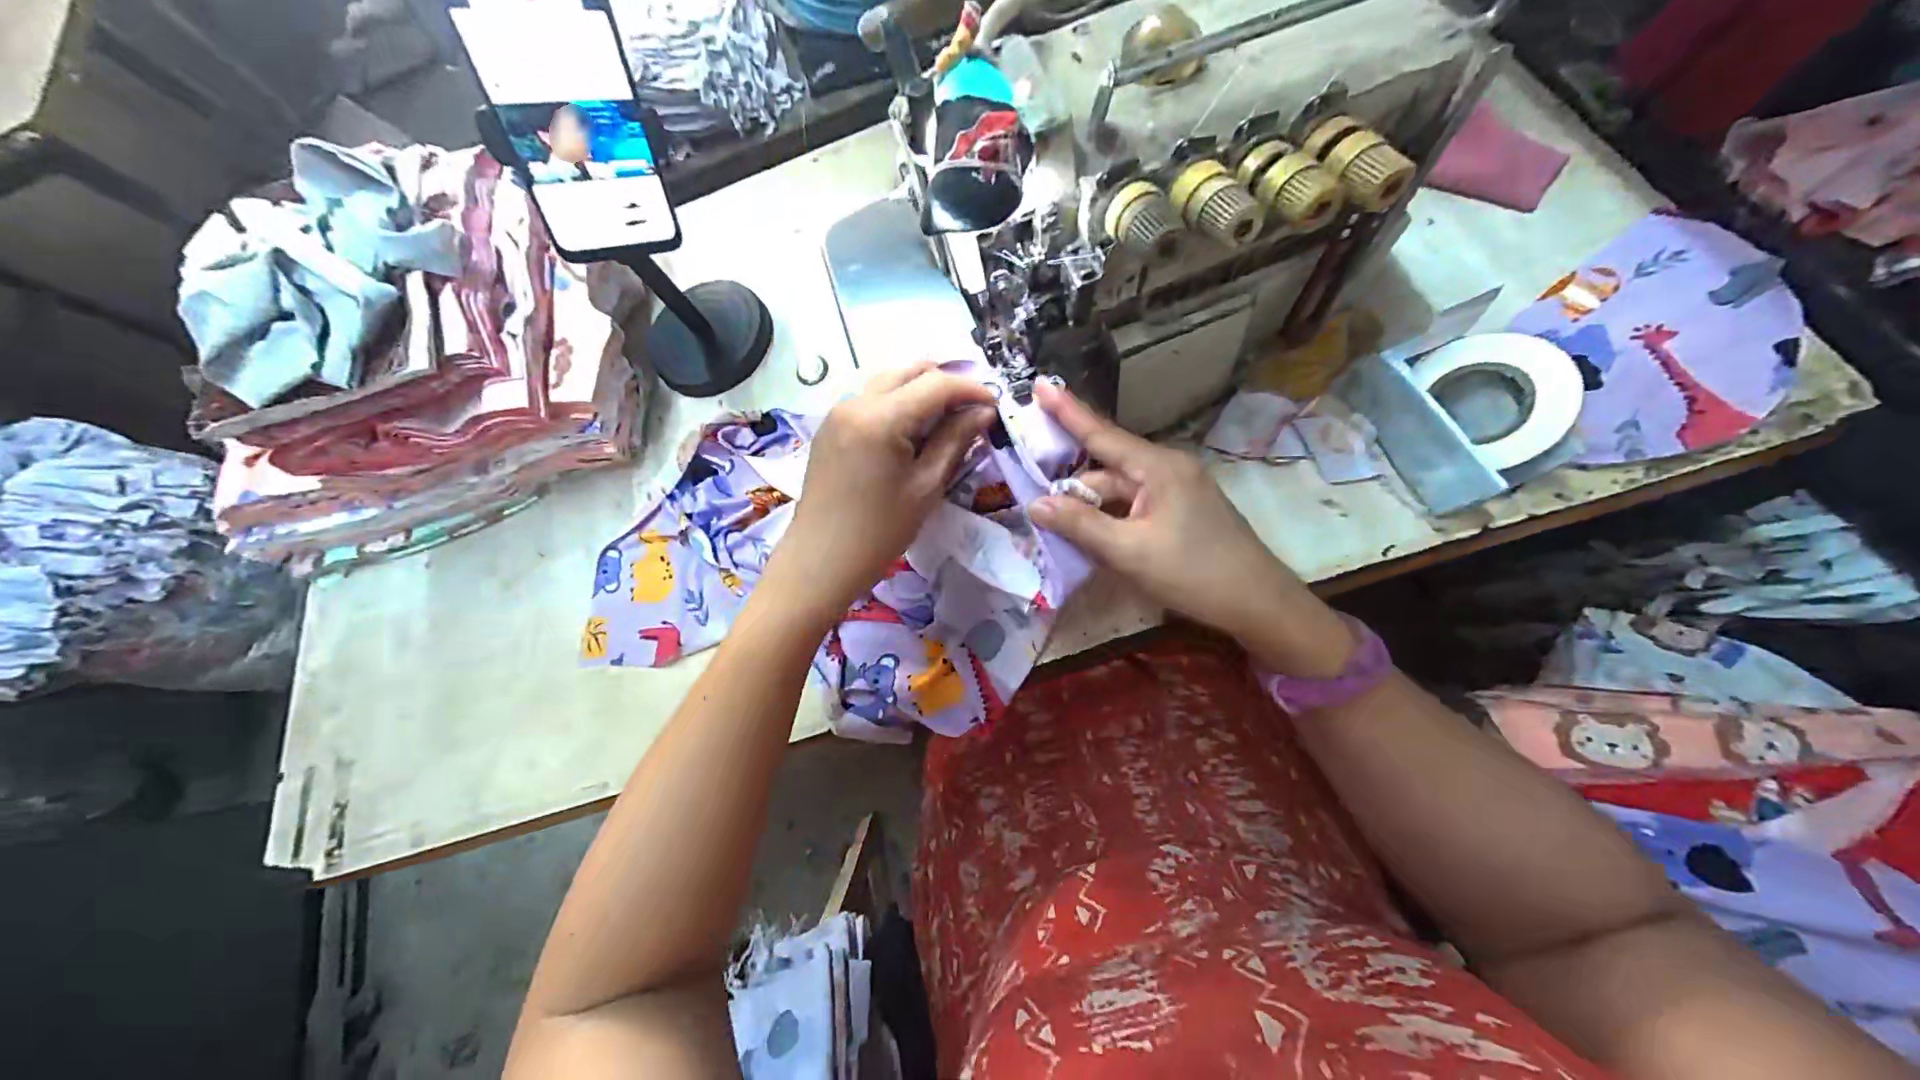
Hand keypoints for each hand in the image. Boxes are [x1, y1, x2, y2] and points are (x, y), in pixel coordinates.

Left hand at [758, 362, 995, 626]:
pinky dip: (898, 404)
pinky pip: (871, 400)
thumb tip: (983, 411)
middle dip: (946, 384)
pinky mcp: (830, 427)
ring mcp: (838, 413)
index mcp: (881, 418)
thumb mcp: (926, 486)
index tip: (995, 405)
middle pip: (910, 372)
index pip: (936, 384)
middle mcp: (856, 403)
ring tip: (946, 422)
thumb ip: (956, 440)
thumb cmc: (879, 531)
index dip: (971, 389)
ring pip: (889, 382)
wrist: (821, 560)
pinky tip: (913, 433)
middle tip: (972, 410)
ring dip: (921, 392)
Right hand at [1027, 382, 1356, 676]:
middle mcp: (1168, 468)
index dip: (1066, 411)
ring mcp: (1178, 489)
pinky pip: (1135, 505)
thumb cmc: (1194, 573)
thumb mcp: (1129, 552)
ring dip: (1093, 509)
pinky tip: (1095, 538)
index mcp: (1158, 467)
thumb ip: (1081, 525)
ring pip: (1120, 491)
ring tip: (1062, 533)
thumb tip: (1036, 504)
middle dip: (1074, 489)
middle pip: (1107, 470)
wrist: (1258, 603)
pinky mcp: (1183, 509)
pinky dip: (1112, 518)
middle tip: (1039, 508)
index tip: (1040, 385)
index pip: (1101, 433)